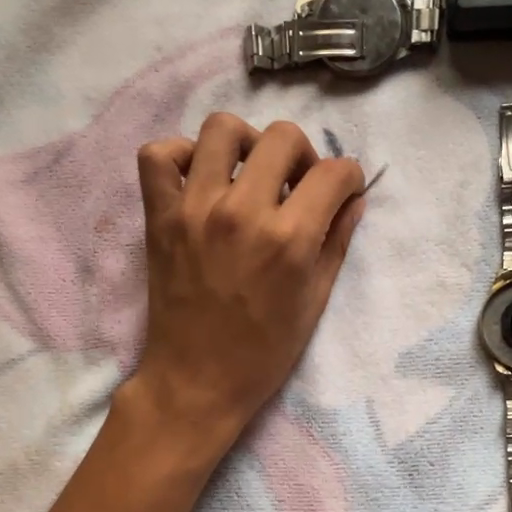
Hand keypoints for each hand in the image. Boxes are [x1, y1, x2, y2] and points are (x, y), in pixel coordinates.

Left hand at [127, 113, 364, 448]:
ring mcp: (194, 209)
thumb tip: (353, 199)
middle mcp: (242, 212)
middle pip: (283, 138)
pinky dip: (179, 155)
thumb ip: (336, 243)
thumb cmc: (262, 353)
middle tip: (296, 187)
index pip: (334, 173)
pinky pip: (157, 155)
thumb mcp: (314, 302)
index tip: (342, 193)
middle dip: (304, 156)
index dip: (349, 178)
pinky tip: (199, 179)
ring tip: (249, 175)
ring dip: (246, 144)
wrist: (196, 382)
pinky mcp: (159, 217)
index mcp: (288, 239)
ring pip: (221, 129)